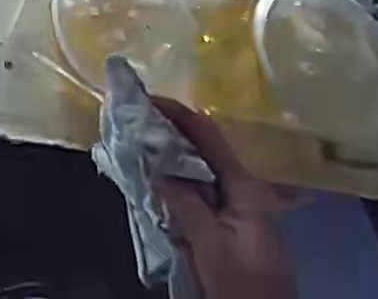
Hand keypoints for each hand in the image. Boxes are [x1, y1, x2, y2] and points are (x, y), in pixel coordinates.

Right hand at [151, 97, 294, 298]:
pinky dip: (173, 173)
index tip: (143, 98)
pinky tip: (151, 172)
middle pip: (202, 145)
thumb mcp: (211, 246)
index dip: (175, 111)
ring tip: (135, 138)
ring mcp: (236, 206)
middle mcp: (242, 189)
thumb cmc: (243, 287)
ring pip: (197, 164)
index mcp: (244, 188)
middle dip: (168, 127)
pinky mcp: (227, 222)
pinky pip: (196, 185)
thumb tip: (154, 166)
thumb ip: (184, 202)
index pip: (207, 134)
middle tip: (133, 117)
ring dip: (167, 149)